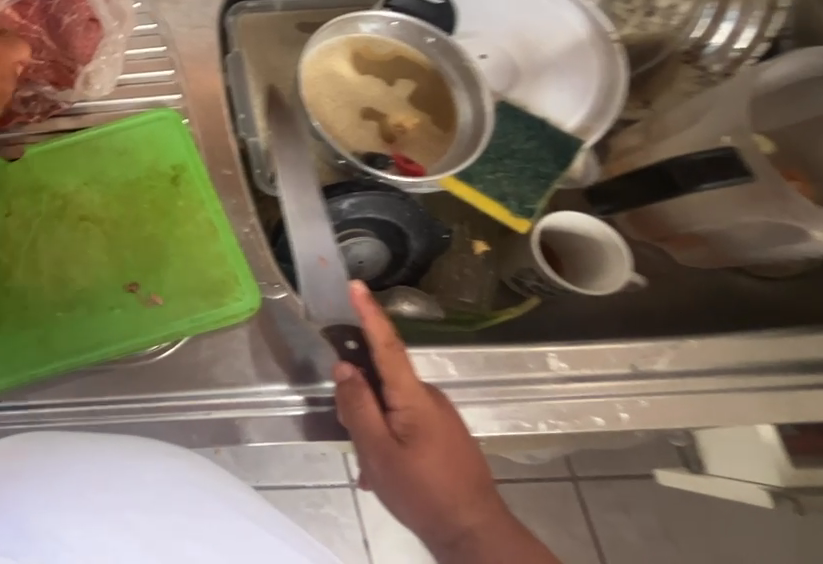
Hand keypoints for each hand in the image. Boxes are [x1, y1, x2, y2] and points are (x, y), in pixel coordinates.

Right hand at [334, 282, 534, 560]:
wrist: (477, 538)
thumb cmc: (424, 493)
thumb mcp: (377, 452)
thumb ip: (357, 406)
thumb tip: (345, 368)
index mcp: (414, 398)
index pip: (387, 346)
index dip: (369, 314)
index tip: (356, 285)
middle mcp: (431, 400)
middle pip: (383, 380)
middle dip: (361, 398)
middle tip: (351, 433)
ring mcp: (442, 419)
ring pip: (393, 406)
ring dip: (374, 427)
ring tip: (370, 467)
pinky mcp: (446, 437)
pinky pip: (405, 424)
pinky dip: (389, 441)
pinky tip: (384, 474)